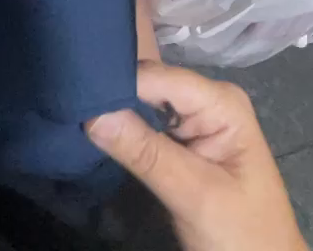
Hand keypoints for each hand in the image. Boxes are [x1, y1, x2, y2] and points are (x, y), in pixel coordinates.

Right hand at [87, 62, 307, 250]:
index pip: (158, 77)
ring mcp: (195, 119)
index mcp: (221, 101)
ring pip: (143, 102)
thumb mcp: (195, 197)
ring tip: (74, 111)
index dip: (117, 82)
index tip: (75, 93)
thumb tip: (92, 113)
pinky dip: (124, 127)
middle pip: (149, 83)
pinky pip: (146, 123)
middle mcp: (207, 99)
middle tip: (69, 104)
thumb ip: (146, 153)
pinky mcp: (182, 140)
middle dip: (113, 94)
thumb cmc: (243, 236)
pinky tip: (96, 127)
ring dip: (114, 110)